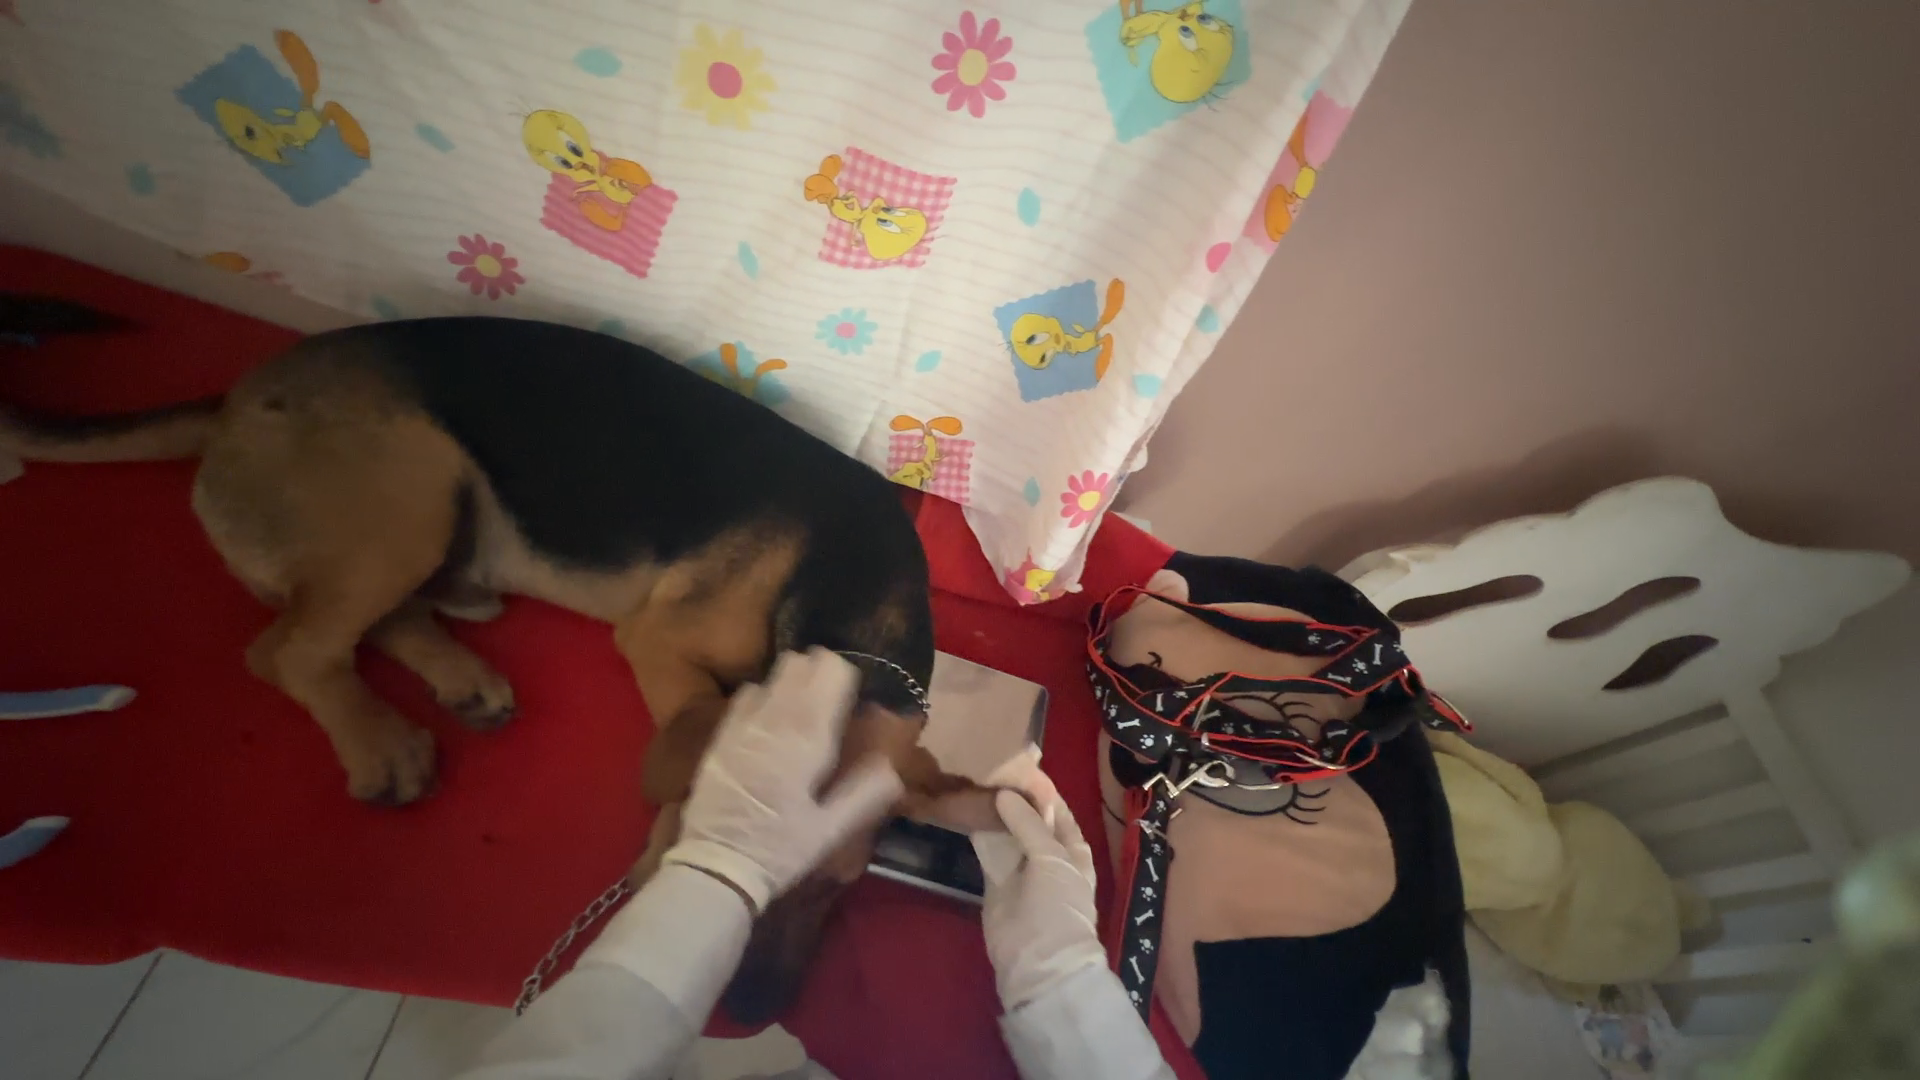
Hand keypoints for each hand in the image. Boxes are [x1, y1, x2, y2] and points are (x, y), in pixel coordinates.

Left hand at [662, 648, 904, 913]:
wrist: (714, 868)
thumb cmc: (779, 850)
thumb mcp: (830, 831)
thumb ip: (864, 794)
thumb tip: (894, 765)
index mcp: (807, 743)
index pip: (829, 678)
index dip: (843, 672)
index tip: (853, 679)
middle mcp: (775, 724)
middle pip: (800, 668)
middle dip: (820, 668)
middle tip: (832, 682)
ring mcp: (744, 726)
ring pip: (774, 677)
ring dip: (794, 676)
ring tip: (806, 690)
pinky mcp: (721, 735)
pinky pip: (746, 694)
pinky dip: (765, 691)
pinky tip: (771, 707)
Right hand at [973, 788, 1108, 1011]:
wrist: (1038, 963)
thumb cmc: (1058, 905)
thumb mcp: (1052, 858)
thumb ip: (1028, 823)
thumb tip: (1004, 794)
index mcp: (1071, 847)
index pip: (1055, 808)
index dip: (1039, 788)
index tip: (1015, 764)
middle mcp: (1046, 853)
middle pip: (1027, 817)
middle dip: (1011, 796)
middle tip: (986, 767)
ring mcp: (1019, 866)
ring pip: (1005, 830)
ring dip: (992, 811)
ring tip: (972, 780)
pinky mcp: (995, 879)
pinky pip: (987, 848)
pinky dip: (977, 830)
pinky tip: (963, 807)